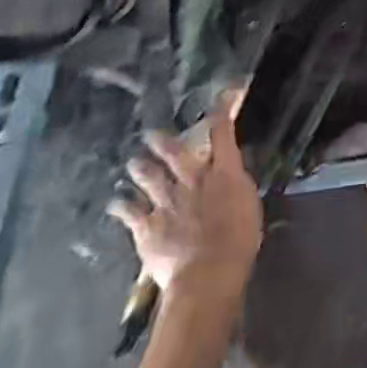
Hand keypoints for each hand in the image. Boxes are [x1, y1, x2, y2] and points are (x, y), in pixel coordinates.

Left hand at [109, 88, 262, 297]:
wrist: (208, 271)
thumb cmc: (241, 238)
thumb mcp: (249, 204)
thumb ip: (236, 186)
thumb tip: (230, 176)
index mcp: (224, 173)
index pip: (223, 134)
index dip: (222, 112)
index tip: (223, 96)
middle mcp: (193, 180)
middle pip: (174, 151)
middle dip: (163, 140)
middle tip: (153, 134)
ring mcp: (166, 201)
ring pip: (147, 174)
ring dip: (140, 167)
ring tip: (134, 163)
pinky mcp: (145, 225)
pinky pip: (127, 210)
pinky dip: (122, 204)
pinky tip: (117, 202)